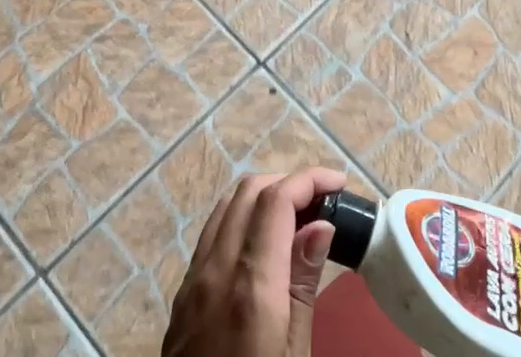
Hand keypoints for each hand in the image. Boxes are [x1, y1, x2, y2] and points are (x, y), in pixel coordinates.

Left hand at [163, 168, 348, 356]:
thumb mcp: (294, 351)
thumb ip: (302, 282)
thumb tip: (320, 224)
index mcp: (250, 284)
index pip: (277, 201)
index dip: (310, 179)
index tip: (339, 184)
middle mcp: (215, 271)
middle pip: (247, 192)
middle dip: (288, 183)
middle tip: (322, 202)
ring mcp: (192, 283)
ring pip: (224, 209)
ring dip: (261, 198)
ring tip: (297, 217)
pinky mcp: (181, 298)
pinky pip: (211, 237)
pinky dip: (240, 221)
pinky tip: (264, 246)